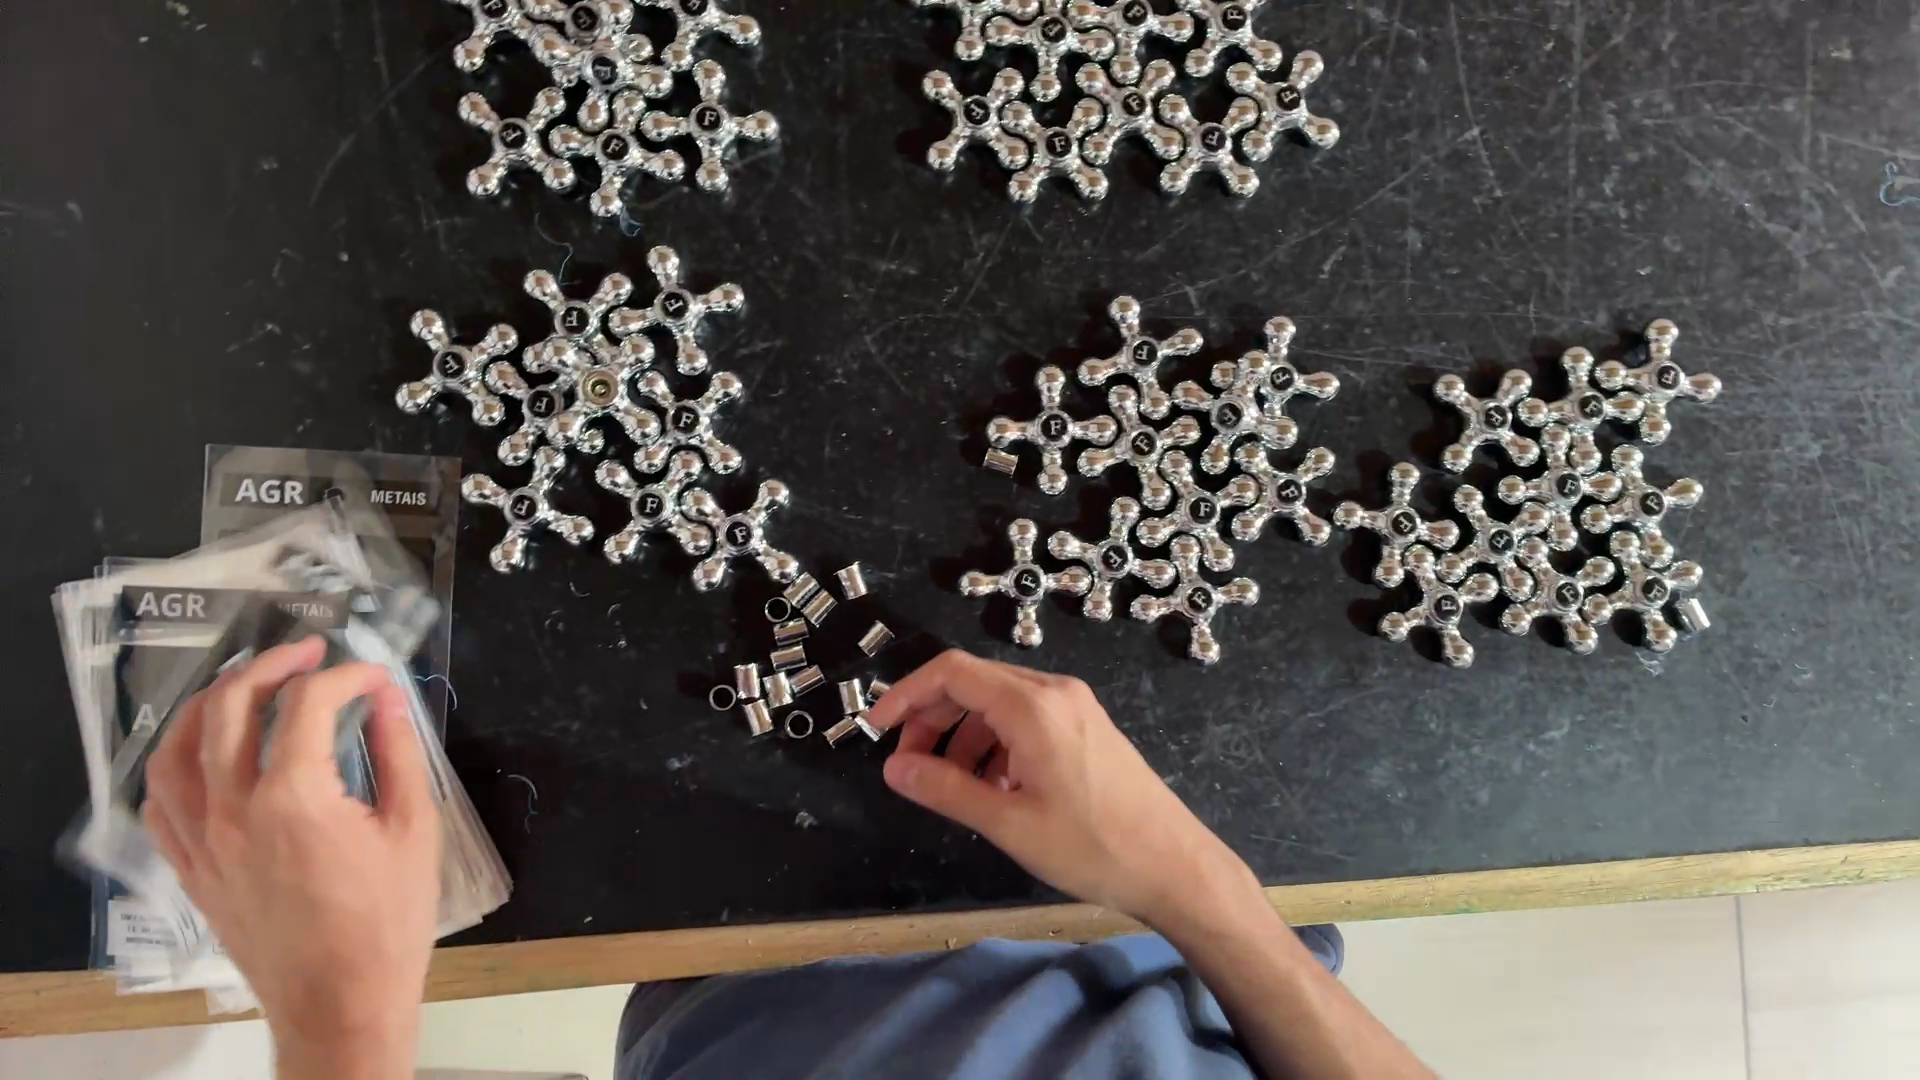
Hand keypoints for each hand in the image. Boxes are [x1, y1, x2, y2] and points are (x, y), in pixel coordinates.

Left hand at [143, 637, 440, 1079]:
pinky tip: (210, 747)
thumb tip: (389, 700)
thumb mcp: (413, 824)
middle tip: (311, 650)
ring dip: (211, 702)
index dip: (348, 676)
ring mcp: (199, 841)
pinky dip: (180, 756)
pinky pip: (162, 798)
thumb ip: (397, 754)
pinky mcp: (188, 866)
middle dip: (271, 667)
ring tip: (251, 681)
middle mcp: (232, 811)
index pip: (309, 706)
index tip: (380, 675)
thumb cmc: (390, 911)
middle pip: (228, 711)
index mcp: (296, 799)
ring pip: (176, 749)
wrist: (339, 996)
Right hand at [868, 649, 1256, 924]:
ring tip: (956, 788)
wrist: (1176, 865)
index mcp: (1032, 705)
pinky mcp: (1085, 724)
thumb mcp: (1009, 823)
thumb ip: (945, 789)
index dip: (907, 693)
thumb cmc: (1091, 846)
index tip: (877, 728)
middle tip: (910, 766)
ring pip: (998, 703)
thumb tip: (893, 767)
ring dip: (964, 737)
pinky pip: (1025, 719)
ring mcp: (1073, 705)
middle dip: (933, 720)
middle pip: (974, 684)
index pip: (952, 672)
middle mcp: (1053, 690)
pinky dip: (997, 744)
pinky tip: (996, 788)